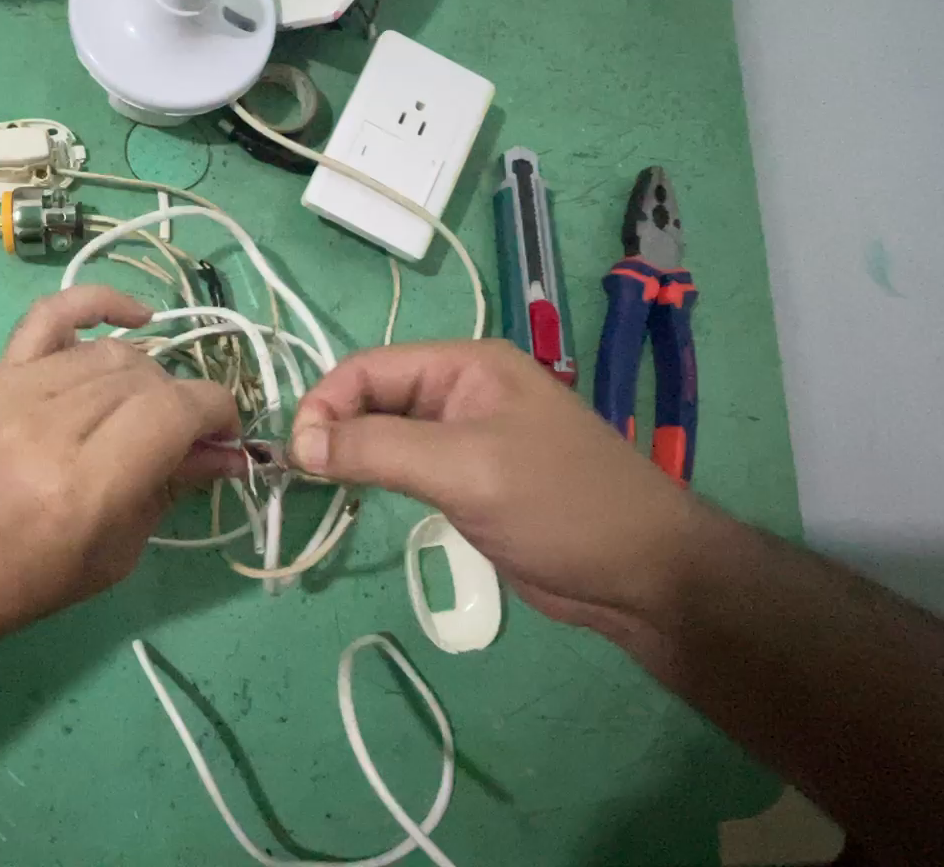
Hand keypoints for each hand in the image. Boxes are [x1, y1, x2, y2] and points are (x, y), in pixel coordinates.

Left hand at [0, 286, 241, 650]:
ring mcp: (16, 392)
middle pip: (147, 379)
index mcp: (85, 484)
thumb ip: (175, 486)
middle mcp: (50, 427)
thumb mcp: (118, 550)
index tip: (226, 433)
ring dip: (151, 377)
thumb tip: (231, 450)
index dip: (216, 411)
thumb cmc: (32, 579)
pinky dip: (97, 302)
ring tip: (152, 410)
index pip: (173, 411)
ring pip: (112, 353)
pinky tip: (135, 319)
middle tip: (190, 436)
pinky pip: (51, 315)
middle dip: (186, 402)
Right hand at [288, 340, 701, 635]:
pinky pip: (402, 460)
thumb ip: (377, 448)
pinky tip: (357, 489)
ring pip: (383, 428)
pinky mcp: (465, 474)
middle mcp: (459, 389)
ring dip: (349, 449)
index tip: (298, 453)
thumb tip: (299, 445)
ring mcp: (463, 433)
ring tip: (321, 482)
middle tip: (306, 473)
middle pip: (371, 394)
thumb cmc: (560, 505)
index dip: (325, 403)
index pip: (367, 367)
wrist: (645, 578)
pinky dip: (373, 470)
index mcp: (464, 365)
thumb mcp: (464, 468)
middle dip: (333, 426)